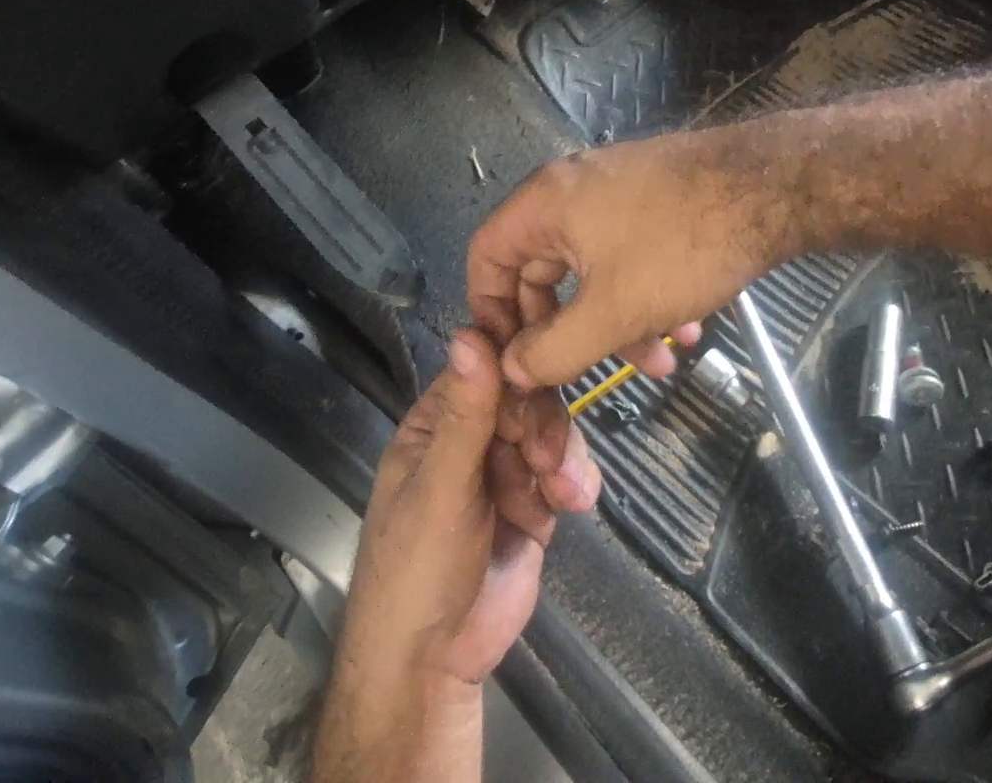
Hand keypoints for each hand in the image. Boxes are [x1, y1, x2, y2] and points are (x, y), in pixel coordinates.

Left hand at [312, 329, 600, 781]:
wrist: (435, 659)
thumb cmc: (417, 566)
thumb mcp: (440, 486)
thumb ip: (465, 414)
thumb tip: (469, 332)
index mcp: (436, 425)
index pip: (485, 373)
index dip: (516, 372)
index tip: (543, 378)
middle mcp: (473, 441)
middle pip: (528, 402)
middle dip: (543, 428)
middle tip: (545, 462)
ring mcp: (506, 474)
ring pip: (553, 435)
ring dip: (562, 459)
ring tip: (561, 494)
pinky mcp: (534, 506)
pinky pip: (565, 475)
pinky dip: (574, 484)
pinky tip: (574, 504)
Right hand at [467, 128, 790, 388]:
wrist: (776, 187)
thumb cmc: (683, 247)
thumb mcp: (613, 311)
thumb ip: (554, 349)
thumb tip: (513, 369)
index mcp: (546, 204)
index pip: (487, 256)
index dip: (491, 311)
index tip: (511, 358)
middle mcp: (574, 191)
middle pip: (542, 270)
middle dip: (566, 331)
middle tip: (582, 373)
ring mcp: (620, 193)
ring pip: (595, 273)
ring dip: (616, 325)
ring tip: (658, 364)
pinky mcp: (658, 201)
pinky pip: (630, 258)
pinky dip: (646, 299)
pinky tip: (687, 332)